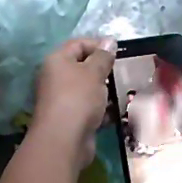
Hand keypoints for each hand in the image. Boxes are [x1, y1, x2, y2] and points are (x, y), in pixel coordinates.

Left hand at [29, 35, 115, 165]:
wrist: (64, 140)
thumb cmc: (78, 98)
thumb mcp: (94, 72)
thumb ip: (103, 56)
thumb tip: (109, 41)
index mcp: (57, 61)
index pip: (78, 44)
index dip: (99, 45)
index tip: (119, 52)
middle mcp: (56, 79)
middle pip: (83, 68)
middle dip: (104, 71)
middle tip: (124, 73)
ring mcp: (63, 101)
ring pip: (88, 91)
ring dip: (106, 92)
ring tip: (125, 92)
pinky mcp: (71, 120)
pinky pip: (90, 110)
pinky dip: (103, 111)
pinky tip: (118, 113)